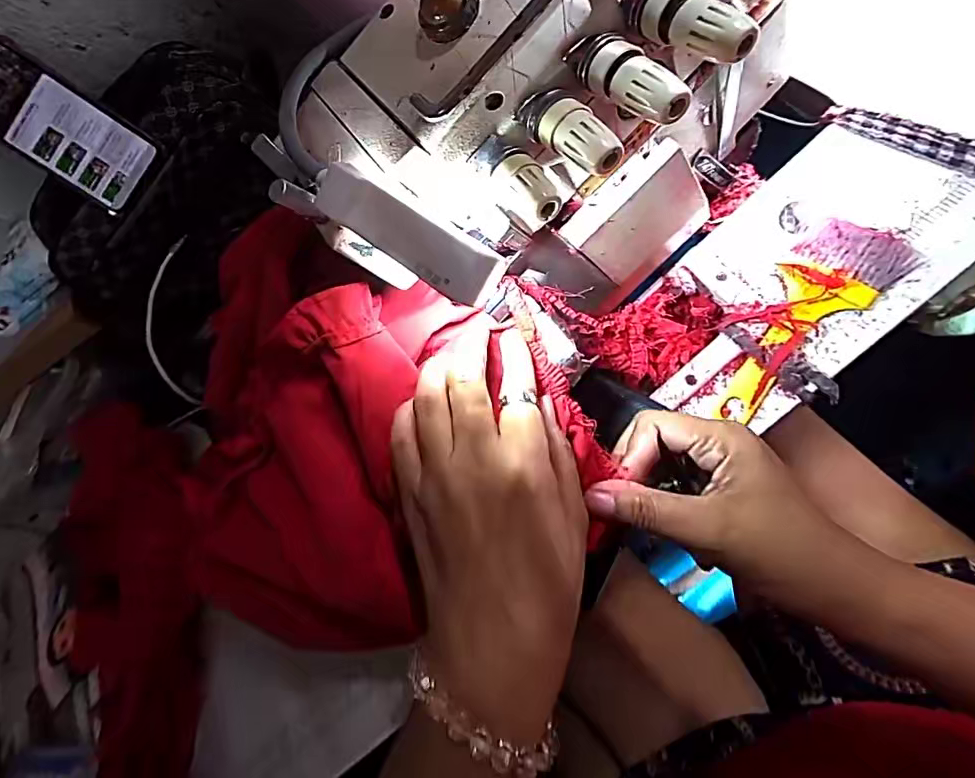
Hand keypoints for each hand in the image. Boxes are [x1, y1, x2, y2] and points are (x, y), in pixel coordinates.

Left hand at [390, 323, 586, 744]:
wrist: (490, 646)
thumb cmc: (547, 584)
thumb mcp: (573, 514)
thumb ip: (557, 449)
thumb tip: (539, 401)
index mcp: (522, 463)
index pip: (516, 383)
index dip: (515, 350)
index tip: (513, 332)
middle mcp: (472, 457)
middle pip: (462, 376)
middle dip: (472, 341)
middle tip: (482, 329)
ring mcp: (432, 472)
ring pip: (426, 394)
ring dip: (441, 363)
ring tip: (456, 354)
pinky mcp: (408, 491)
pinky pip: (401, 428)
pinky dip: (414, 403)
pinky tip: (426, 400)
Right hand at [582, 409, 860, 609]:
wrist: (837, 589)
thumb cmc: (781, 551)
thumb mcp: (708, 530)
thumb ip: (647, 509)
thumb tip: (593, 495)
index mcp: (720, 435)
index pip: (651, 425)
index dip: (629, 458)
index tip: (618, 498)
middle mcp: (719, 440)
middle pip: (655, 442)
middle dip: (637, 477)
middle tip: (628, 515)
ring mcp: (723, 464)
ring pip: (665, 466)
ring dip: (655, 497)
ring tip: (657, 528)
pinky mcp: (725, 488)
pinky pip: (680, 487)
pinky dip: (672, 509)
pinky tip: (681, 536)